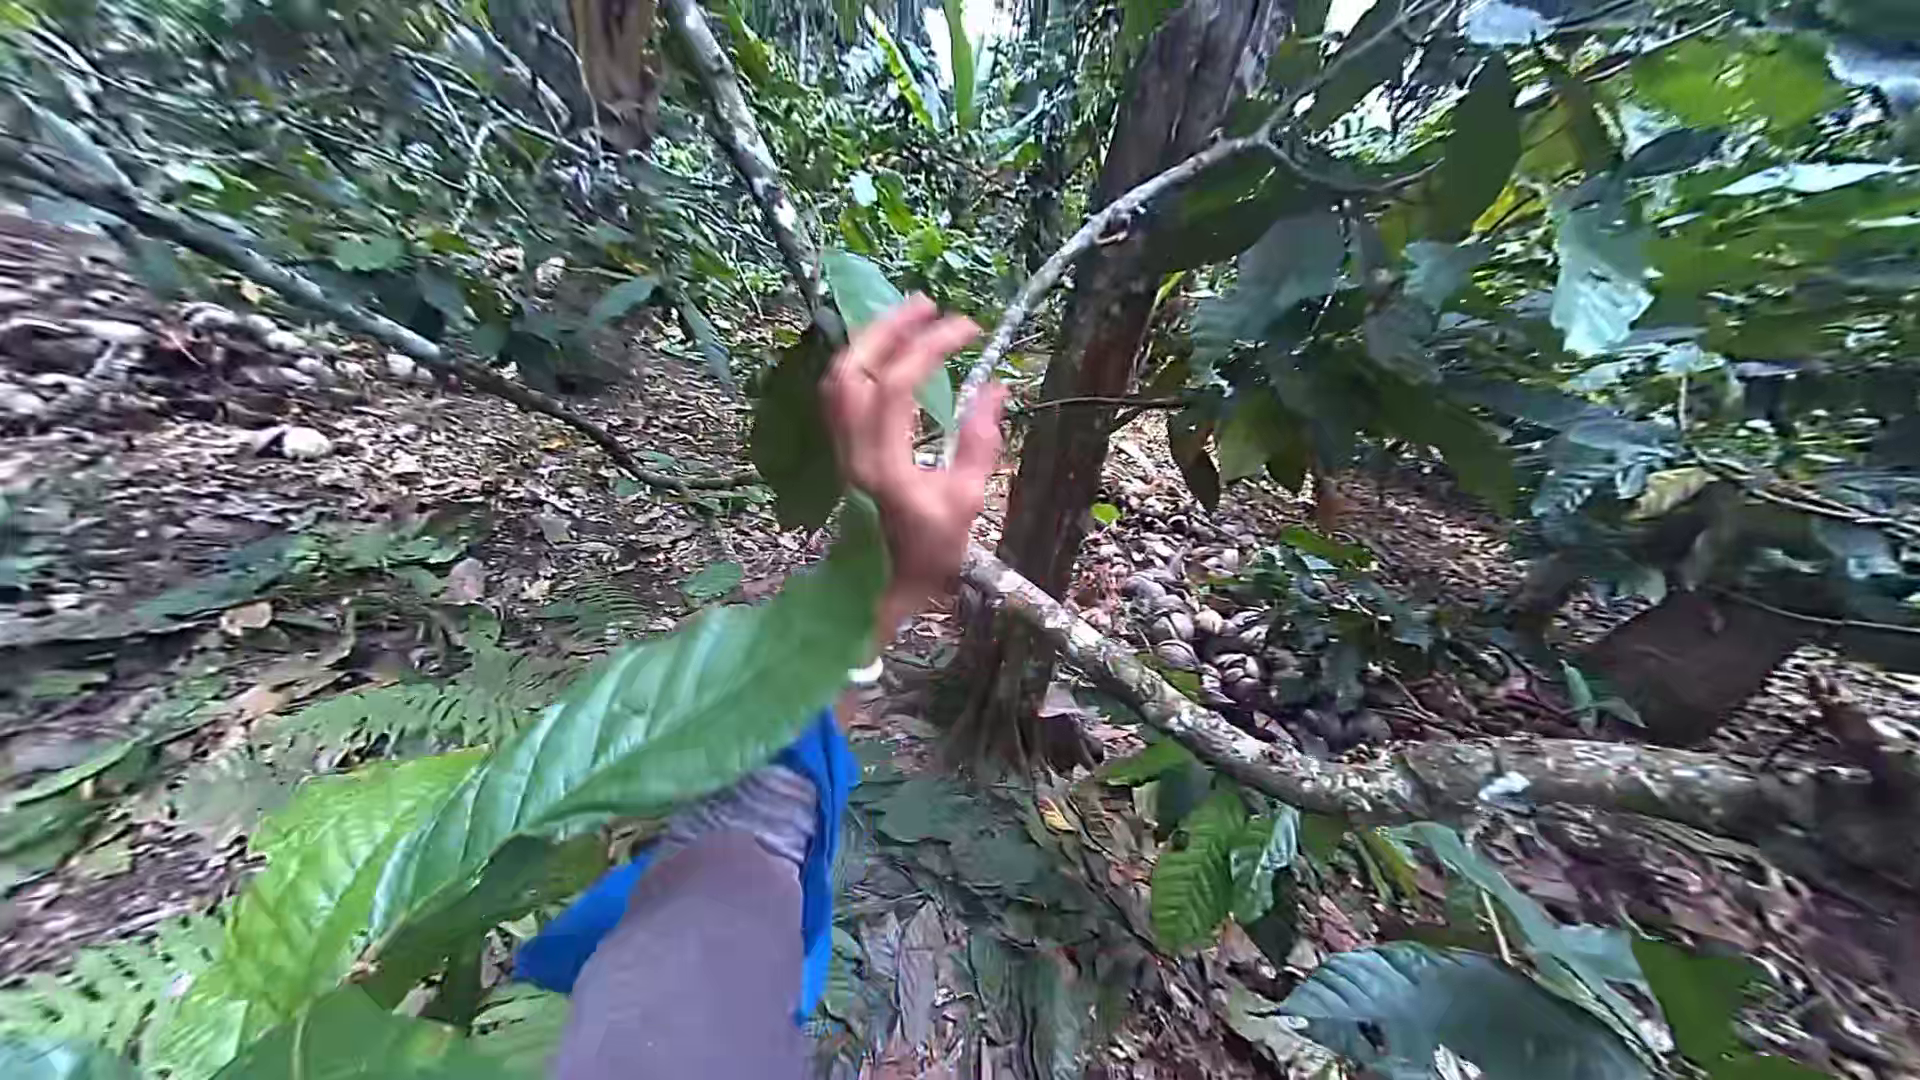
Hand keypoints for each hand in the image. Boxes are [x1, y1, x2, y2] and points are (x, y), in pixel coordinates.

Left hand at [822, 296, 1006, 624]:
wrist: (879, 587)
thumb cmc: (926, 554)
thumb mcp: (965, 502)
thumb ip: (980, 443)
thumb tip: (996, 387)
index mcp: (885, 464)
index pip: (900, 385)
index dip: (932, 347)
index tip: (968, 329)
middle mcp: (852, 450)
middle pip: (854, 369)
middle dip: (889, 327)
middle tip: (927, 304)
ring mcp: (839, 450)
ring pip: (838, 379)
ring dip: (869, 341)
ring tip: (905, 320)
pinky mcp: (839, 451)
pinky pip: (839, 396)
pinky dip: (861, 364)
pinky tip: (884, 356)